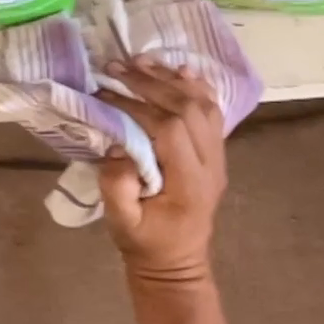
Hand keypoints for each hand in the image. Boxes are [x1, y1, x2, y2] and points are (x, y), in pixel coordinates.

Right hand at [98, 55, 227, 286]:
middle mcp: (211, 165)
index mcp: (190, 183)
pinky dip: (195, 86)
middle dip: (150, 83)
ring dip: (171, 79)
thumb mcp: (122, 223)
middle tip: (115, 68)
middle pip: (189, 108)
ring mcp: (218, 156)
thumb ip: (117, 187)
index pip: (169, 128)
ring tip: (138, 62)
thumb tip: (116, 144)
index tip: (104, 94)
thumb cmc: (145, 241)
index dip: (137, 106)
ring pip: (204, 104)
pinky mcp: (215, 151)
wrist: (175, 261)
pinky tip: (175, 70)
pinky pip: (212, 110)